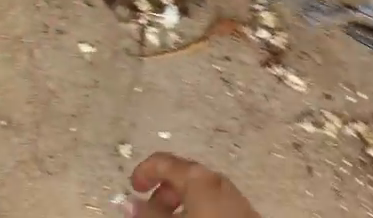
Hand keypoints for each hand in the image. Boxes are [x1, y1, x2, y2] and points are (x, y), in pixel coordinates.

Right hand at [129, 153, 260, 217]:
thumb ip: (148, 212)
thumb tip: (125, 202)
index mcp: (195, 174)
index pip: (161, 161)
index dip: (143, 172)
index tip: (133, 189)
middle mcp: (214, 177)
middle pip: (180, 176)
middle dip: (162, 193)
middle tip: (150, 211)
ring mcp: (233, 194)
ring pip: (198, 191)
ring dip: (180, 203)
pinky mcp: (246, 211)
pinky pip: (214, 203)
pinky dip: (199, 209)